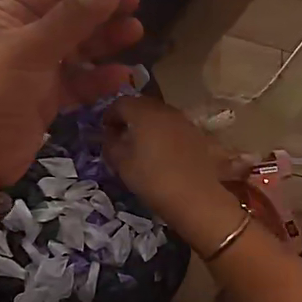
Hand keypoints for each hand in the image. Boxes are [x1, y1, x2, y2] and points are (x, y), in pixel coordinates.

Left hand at [0, 0, 141, 192]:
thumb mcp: (31, 48)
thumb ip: (75, 15)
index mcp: (9, 14)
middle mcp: (21, 38)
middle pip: (69, 17)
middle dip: (102, 12)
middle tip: (138, 8)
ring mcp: (33, 72)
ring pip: (76, 50)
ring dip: (104, 43)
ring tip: (136, 34)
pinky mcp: (43, 103)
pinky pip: (76, 83)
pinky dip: (97, 79)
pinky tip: (122, 76)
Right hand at [102, 95, 245, 251]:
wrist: (196, 197)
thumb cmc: (152, 179)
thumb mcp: (121, 163)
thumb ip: (110, 144)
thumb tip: (110, 135)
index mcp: (144, 112)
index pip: (121, 103)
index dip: (109, 114)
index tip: (104, 130)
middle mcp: (165, 110)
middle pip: (142, 104)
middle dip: (128, 116)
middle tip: (120, 134)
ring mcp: (184, 121)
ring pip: (159, 115)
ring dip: (147, 124)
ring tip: (140, 143)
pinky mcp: (197, 135)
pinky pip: (173, 126)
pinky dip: (163, 133)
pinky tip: (161, 151)